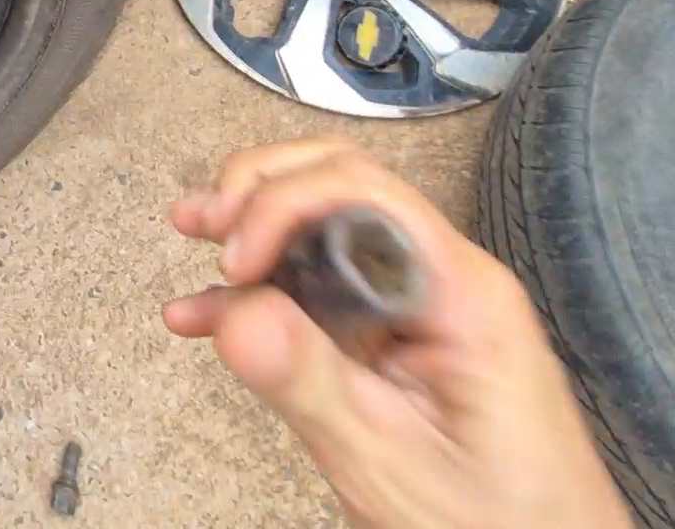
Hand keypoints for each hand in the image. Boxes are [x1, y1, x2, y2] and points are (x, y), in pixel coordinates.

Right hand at [163, 138, 629, 528]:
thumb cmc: (488, 527)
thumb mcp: (392, 464)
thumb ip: (312, 384)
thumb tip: (230, 309)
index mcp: (455, 289)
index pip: (363, 191)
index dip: (283, 203)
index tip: (233, 264)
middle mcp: (429, 273)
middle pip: (336, 181)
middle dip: (258, 190)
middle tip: (199, 224)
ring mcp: (399, 298)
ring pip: (314, 217)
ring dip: (244, 220)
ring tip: (185, 227)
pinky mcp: (373, 329)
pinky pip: (304, 283)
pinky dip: (246, 291)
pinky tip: (196, 315)